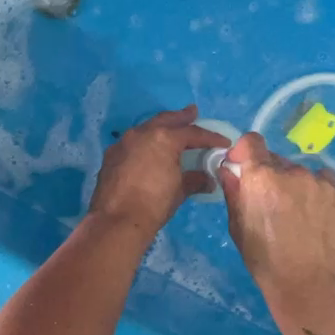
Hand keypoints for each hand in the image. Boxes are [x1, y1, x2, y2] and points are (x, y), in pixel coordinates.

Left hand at [88, 106, 230, 238]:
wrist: (117, 220)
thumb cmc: (154, 204)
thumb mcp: (179, 191)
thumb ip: (194, 180)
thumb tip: (207, 180)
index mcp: (163, 138)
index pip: (192, 133)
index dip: (210, 138)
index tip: (223, 142)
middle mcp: (141, 133)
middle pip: (165, 120)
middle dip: (181, 117)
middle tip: (192, 113)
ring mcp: (123, 143)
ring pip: (145, 129)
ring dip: (159, 128)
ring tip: (170, 129)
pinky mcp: (111, 156)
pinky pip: (131, 143)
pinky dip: (143, 142)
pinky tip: (147, 150)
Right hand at [218, 132, 334, 298]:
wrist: (307, 283)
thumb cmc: (264, 259)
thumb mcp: (237, 227)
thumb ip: (233, 191)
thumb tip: (229, 169)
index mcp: (262, 178)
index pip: (252, 142)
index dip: (244, 151)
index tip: (243, 166)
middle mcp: (293, 172)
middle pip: (277, 161)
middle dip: (270, 175)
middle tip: (271, 203)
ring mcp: (321, 182)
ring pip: (302, 173)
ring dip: (295, 185)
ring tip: (297, 213)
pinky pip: (325, 181)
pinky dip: (318, 191)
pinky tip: (316, 214)